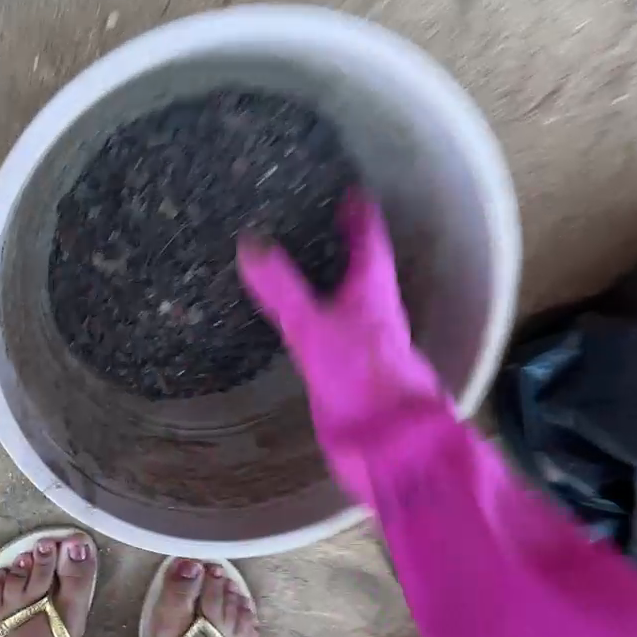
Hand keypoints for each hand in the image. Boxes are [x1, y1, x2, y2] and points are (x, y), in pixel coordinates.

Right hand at [237, 193, 450, 498]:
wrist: (386, 445)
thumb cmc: (362, 378)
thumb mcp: (313, 327)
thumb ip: (282, 289)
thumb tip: (249, 243)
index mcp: (373, 289)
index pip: (369, 238)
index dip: (359, 213)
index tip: (350, 190)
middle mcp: (373, 309)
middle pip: (362, 265)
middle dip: (343, 242)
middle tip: (320, 217)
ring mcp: (361, 340)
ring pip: (346, 296)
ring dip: (328, 277)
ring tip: (301, 260)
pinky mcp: (347, 368)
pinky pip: (327, 327)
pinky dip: (312, 312)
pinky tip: (293, 317)